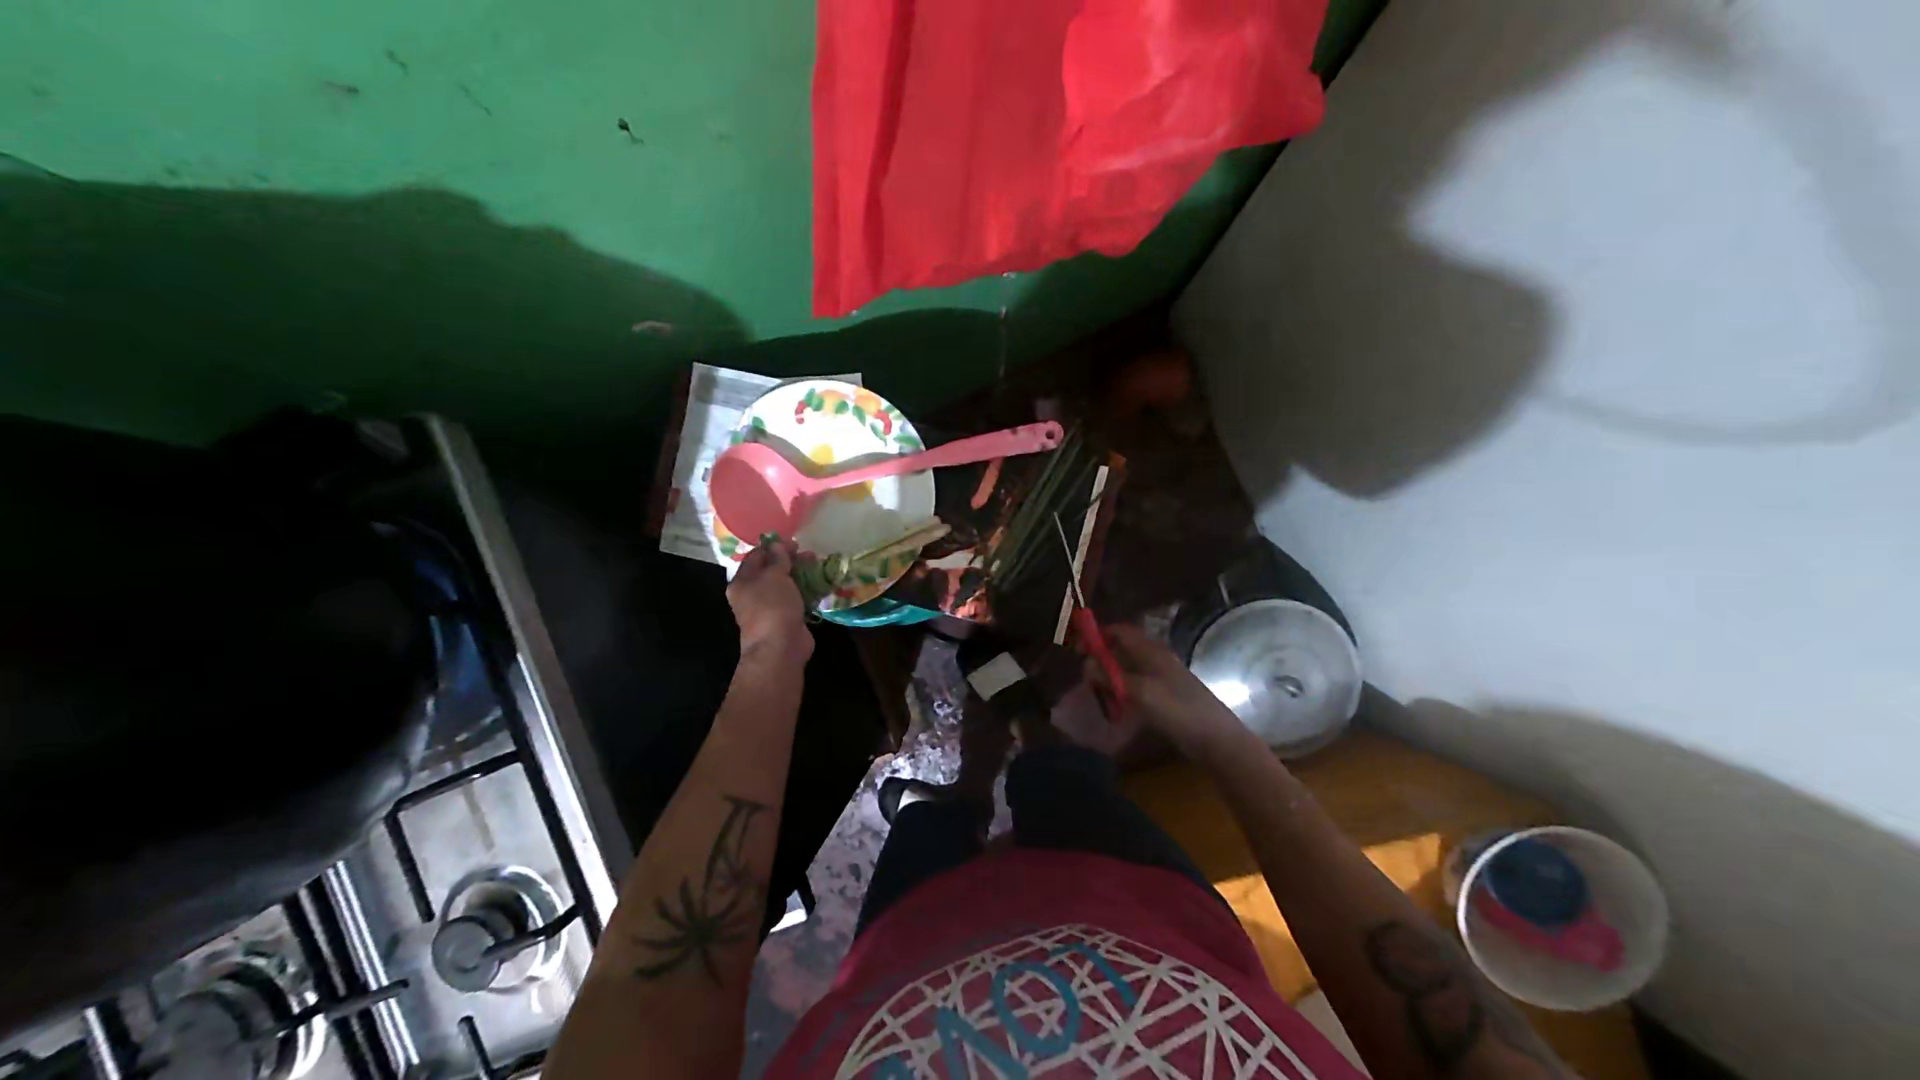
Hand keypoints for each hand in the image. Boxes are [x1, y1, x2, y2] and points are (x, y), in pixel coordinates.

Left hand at [726, 540, 811, 661]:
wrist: (780, 647)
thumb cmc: (772, 606)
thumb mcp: (774, 576)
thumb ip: (777, 559)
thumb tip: (777, 545)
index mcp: (742, 582)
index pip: (755, 557)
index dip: (773, 546)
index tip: (793, 542)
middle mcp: (753, 594)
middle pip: (771, 570)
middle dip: (790, 560)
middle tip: (808, 554)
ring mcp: (770, 607)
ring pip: (785, 585)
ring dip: (800, 574)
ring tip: (817, 565)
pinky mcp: (786, 618)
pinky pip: (796, 599)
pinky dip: (807, 591)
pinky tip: (820, 583)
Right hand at [1090, 624, 1254, 763]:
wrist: (1216, 739)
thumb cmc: (1178, 710)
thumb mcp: (1141, 692)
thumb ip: (1112, 677)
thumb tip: (1086, 665)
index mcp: (1151, 651)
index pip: (1120, 631)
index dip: (1098, 635)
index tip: (1078, 649)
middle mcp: (1156, 659)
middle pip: (1123, 649)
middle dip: (1101, 658)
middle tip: (1084, 676)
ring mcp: (1162, 679)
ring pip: (1128, 669)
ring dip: (1110, 677)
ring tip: (1095, 693)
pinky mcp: (1165, 697)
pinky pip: (1136, 687)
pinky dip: (1122, 692)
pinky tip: (1115, 707)